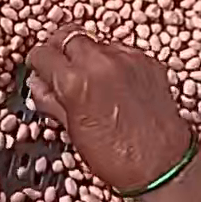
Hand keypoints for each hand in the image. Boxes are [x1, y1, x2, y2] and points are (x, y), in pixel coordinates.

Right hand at [25, 28, 192, 193]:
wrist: (163, 166)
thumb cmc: (116, 157)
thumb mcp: (72, 130)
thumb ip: (51, 101)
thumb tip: (39, 85)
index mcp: (74, 82)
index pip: (42, 53)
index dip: (38, 63)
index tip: (40, 69)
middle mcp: (100, 63)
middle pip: (68, 35)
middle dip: (60, 50)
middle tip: (60, 68)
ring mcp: (127, 59)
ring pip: (95, 42)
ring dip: (86, 55)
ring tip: (89, 79)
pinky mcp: (148, 62)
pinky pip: (121, 51)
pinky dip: (112, 62)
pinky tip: (113, 84)